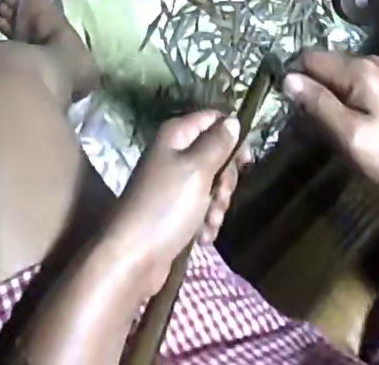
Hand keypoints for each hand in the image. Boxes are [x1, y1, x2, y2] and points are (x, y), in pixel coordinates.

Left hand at [104, 110, 247, 295]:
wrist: (132, 259)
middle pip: (216, 153)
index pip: (213, 119)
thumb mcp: (197, 169)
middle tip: (220, 196)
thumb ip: (218, 143)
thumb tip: (233, 120)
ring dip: (217, 204)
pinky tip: (203, 237)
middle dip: (225, 179)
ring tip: (210, 222)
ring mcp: (173, 182)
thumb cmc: (166, 206)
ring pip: (211, 183)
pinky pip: (201, 207)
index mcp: (177, 134)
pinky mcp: (174, 209)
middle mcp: (174, 152)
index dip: (233, 136)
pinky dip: (206, 220)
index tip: (246, 162)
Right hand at [284, 50, 378, 200]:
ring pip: (332, 75)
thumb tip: (287, 79)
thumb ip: (318, 103)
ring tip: (317, 123)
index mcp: (358, 69)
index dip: (295, 79)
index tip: (286, 105)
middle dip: (307, 86)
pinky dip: (335, 98)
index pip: (310, 58)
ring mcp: (374, 74)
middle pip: (321, 64)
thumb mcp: (349, 133)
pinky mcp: (378, 87)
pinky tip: (336, 121)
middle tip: (302, 119)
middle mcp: (366, 62)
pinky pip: (345, 83)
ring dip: (321, 94)